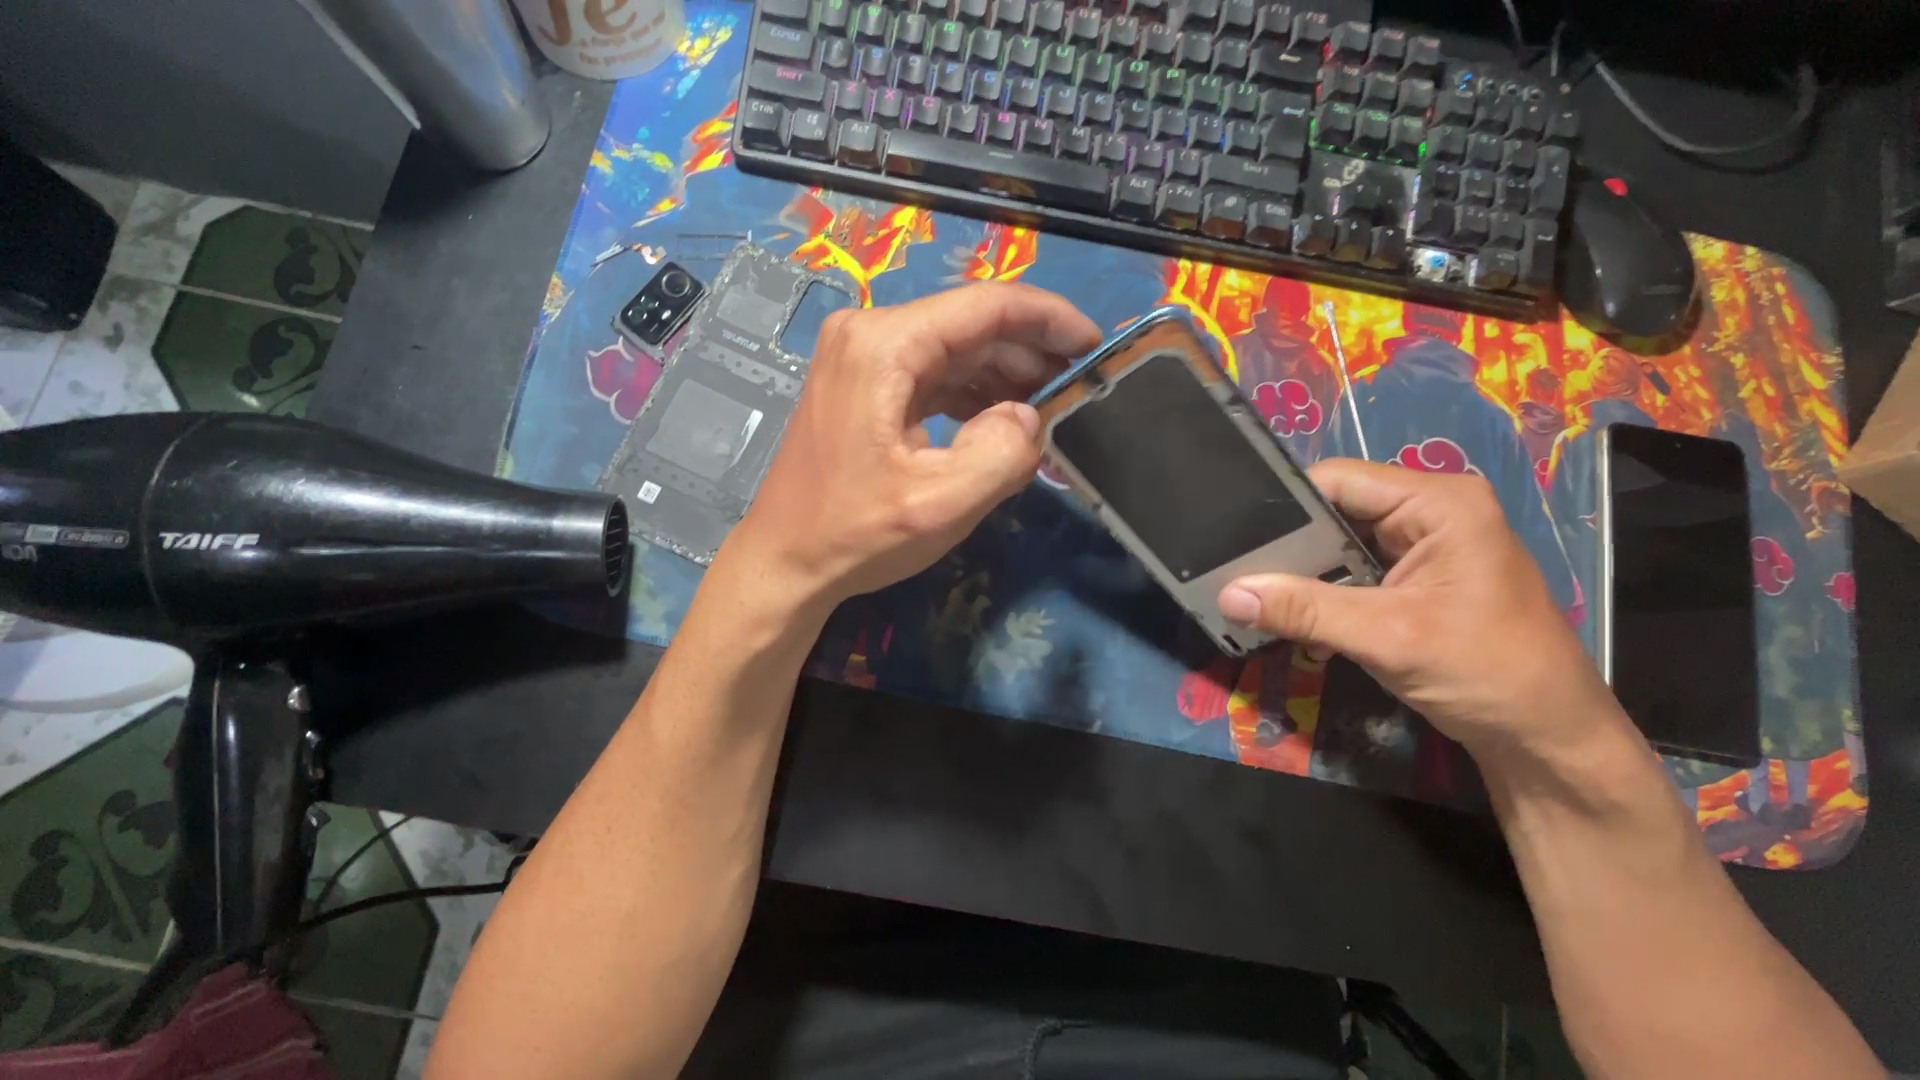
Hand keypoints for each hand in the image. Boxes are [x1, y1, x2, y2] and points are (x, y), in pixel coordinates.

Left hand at [723, 282, 1100, 608]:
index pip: (986, 305)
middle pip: (972, 323)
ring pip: (957, 348)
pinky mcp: (865, 384)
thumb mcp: (941, 504)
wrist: (786, 562)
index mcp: (884, 345)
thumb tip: (1030, 416)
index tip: (1096, 345)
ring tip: (1052, 411)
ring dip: (1007, 375)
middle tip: (1081, 391)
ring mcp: (863, 357)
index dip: (1050, 319)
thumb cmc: (855, 535)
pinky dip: (975, 393)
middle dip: (1032, 353)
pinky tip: (1006, 420)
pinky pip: (934, 373)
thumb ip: (1003, 454)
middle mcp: (870, 334)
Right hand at [1216, 459, 1623, 763]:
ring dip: (1303, 578)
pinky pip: (1353, 574)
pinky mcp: (1415, 581)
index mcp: (1439, 503)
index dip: (1284, 505)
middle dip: (1289, 547)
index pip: (1338, 480)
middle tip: (1234, 573)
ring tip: (1253, 599)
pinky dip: (1324, 597)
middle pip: (1335, 511)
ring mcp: (1423, 548)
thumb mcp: (1388, 637)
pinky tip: (1294, 622)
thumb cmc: (1486, 672)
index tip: (1233, 537)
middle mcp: (1430, 512)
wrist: (1546, 738)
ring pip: (1339, 545)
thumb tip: (1228, 595)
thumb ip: (1305, 610)